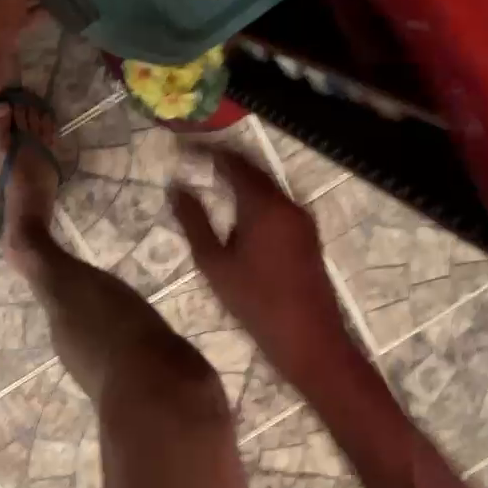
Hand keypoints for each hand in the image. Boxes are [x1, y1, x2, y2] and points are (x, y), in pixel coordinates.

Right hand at [169, 147, 355, 384]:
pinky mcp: (307, 235)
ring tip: (211, 174)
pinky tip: (236, 205)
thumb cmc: (256, 303)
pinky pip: (276, 200)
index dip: (206, 150)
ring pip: (266, 184)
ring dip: (240, 175)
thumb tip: (176, 185)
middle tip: (194, 154)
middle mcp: (287, 203)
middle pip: (252, 168)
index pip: (232, 162)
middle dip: (224, 158)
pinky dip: (254, 193)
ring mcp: (302, 219)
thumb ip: (193, 220)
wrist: (312, 342)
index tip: (181, 145)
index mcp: (263, 205)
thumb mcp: (213, 263)